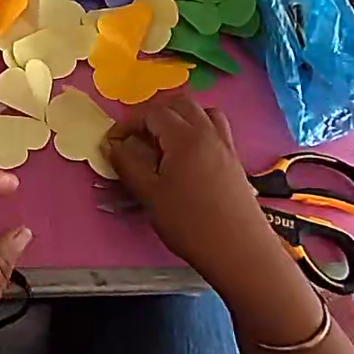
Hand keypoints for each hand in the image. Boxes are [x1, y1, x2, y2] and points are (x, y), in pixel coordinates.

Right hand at [107, 94, 319, 344]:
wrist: (239, 250)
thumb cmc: (190, 223)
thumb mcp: (150, 195)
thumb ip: (128, 165)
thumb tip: (113, 145)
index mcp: (184, 136)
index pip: (152, 113)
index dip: (128, 123)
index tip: (113, 142)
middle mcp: (207, 132)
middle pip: (179, 103)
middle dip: (154, 113)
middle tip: (137, 137)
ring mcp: (225, 144)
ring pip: (201, 111)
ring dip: (179, 117)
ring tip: (164, 140)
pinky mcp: (234, 159)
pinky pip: (215, 128)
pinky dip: (198, 128)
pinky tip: (188, 155)